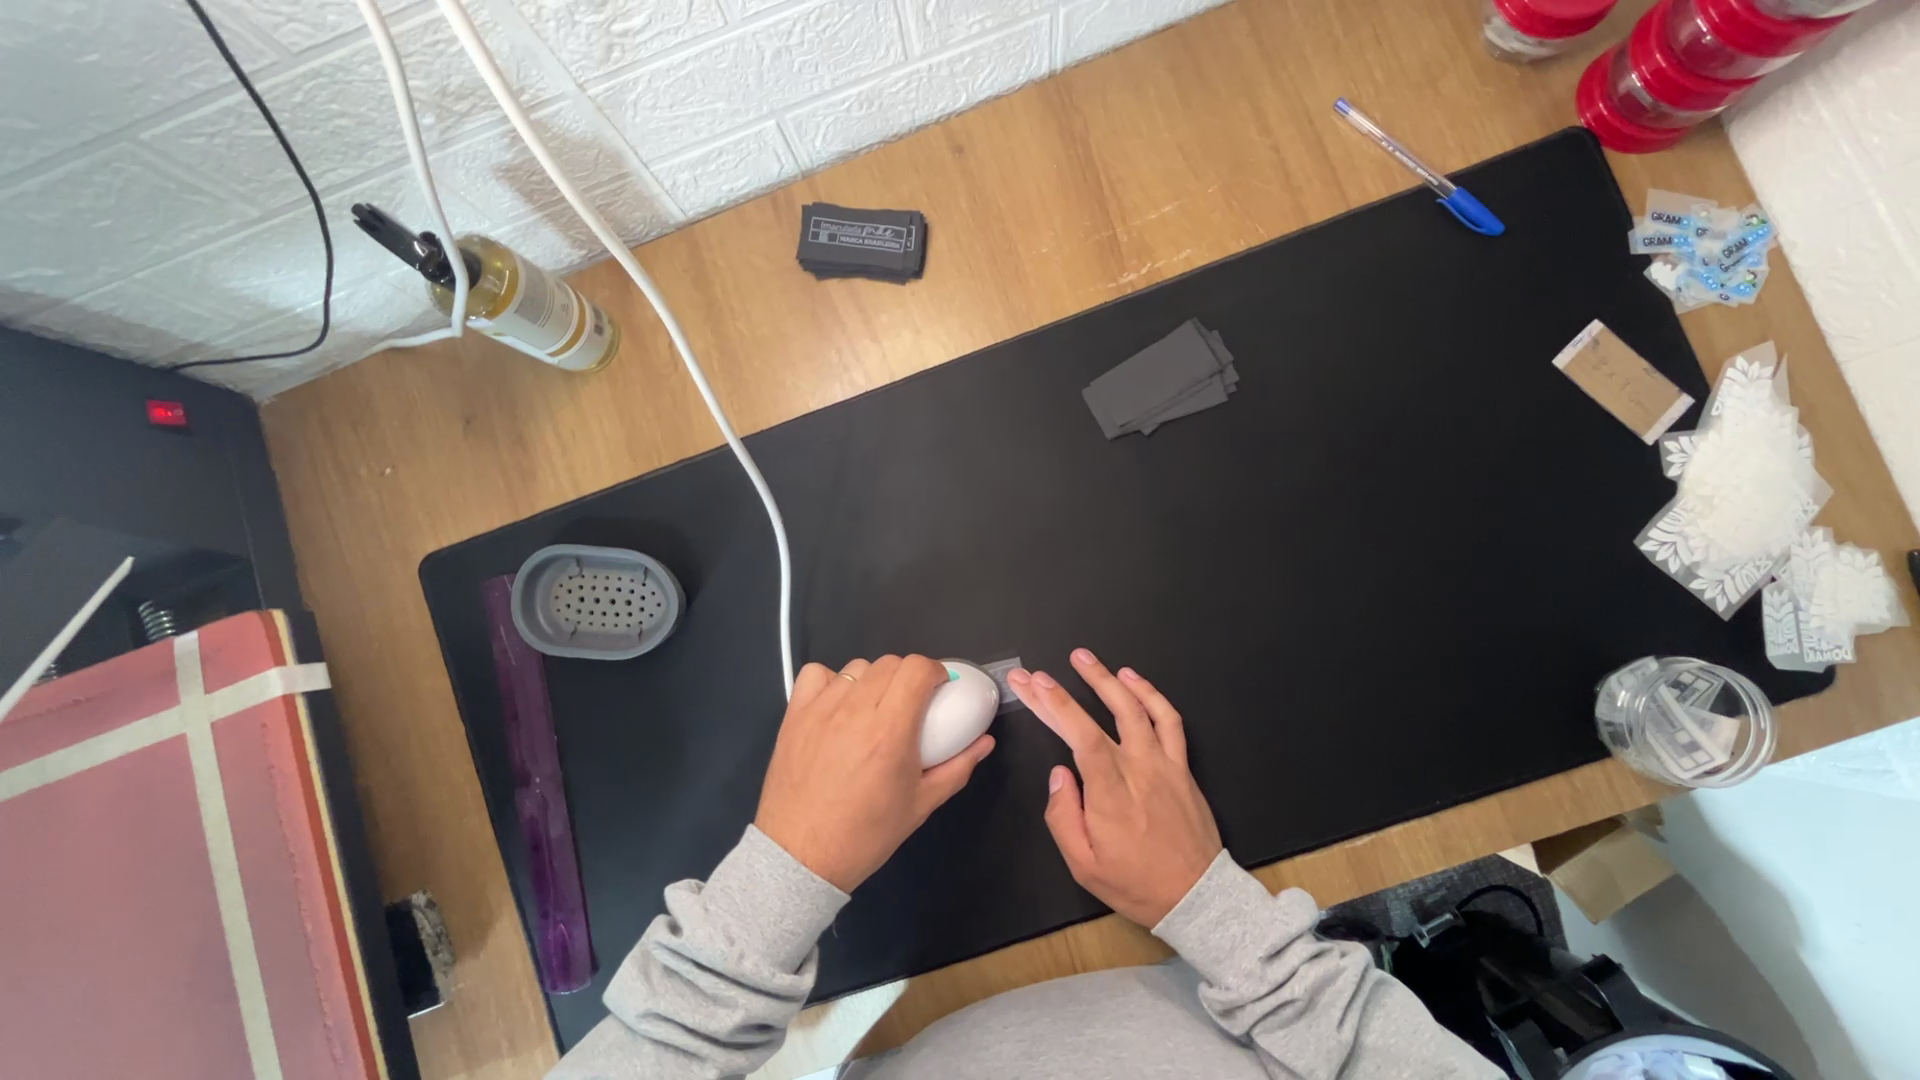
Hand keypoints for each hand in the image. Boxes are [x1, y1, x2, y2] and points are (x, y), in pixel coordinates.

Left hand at [756, 654, 995, 891]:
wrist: (802, 857)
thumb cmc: (866, 834)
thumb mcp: (921, 805)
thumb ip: (957, 767)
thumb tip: (985, 742)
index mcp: (890, 731)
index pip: (916, 669)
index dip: (934, 670)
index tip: (938, 688)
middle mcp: (855, 711)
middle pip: (889, 663)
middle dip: (908, 676)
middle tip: (912, 703)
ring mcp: (820, 710)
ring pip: (856, 667)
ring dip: (873, 680)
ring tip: (875, 708)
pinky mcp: (794, 715)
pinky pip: (816, 675)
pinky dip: (831, 681)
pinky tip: (839, 704)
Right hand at [1009, 649, 1221, 926]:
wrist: (1197, 896)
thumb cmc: (1137, 884)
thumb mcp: (1084, 865)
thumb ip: (1063, 817)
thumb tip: (1060, 775)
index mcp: (1111, 795)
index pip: (1080, 736)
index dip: (1056, 705)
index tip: (1033, 683)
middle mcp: (1139, 771)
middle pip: (1102, 716)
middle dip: (1067, 687)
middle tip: (1040, 671)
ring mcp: (1164, 765)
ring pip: (1137, 709)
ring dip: (1109, 679)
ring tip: (1084, 658)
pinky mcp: (1181, 766)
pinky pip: (1169, 721)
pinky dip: (1152, 695)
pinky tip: (1133, 680)